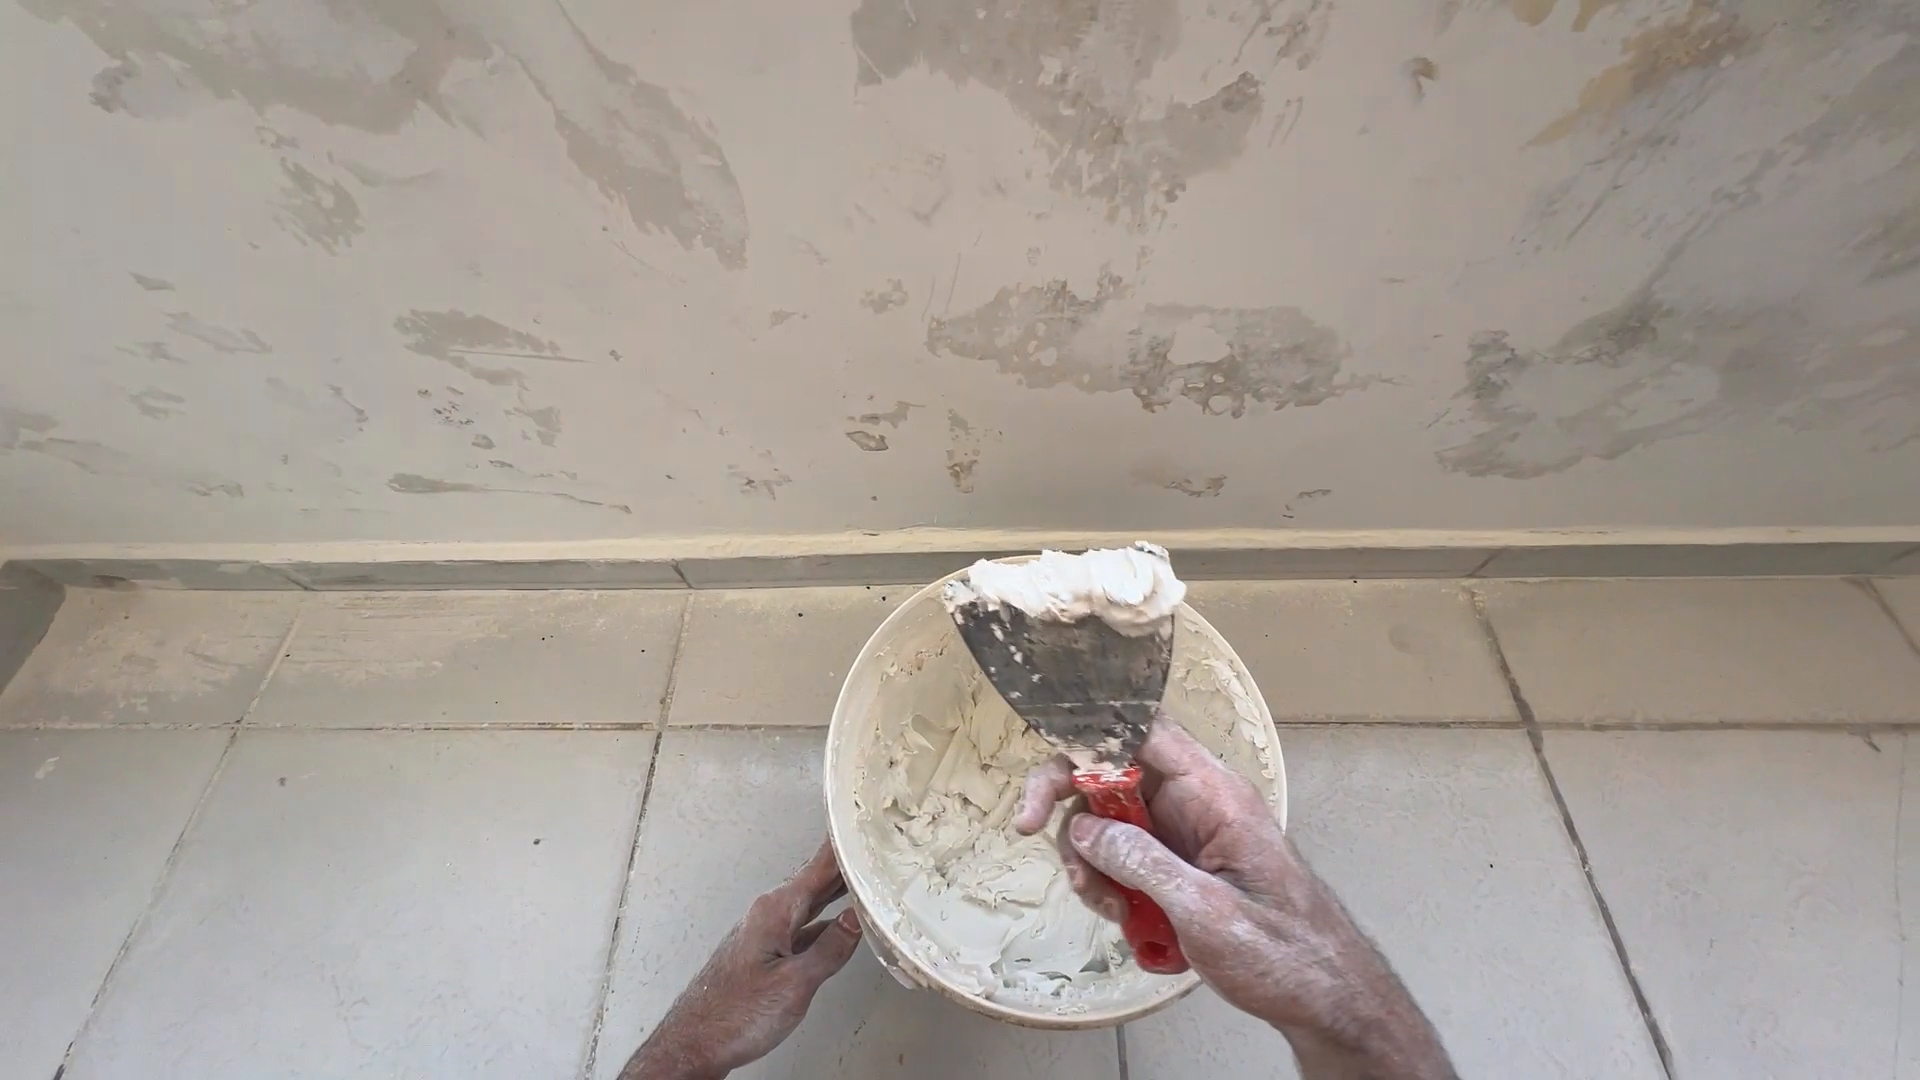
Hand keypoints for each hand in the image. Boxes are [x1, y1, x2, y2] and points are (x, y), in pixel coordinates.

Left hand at [619, 839, 862, 1079]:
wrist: (693, 1045)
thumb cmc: (734, 1015)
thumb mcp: (795, 984)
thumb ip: (830, 949)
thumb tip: (855, 920)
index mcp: (776, 909)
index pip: (819, 867)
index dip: (842, 845)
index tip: (859, 824)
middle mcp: (770, 913)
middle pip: (817, 880)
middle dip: (845, 864)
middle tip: (871, 845)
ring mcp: (767, 931)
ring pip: (812, 902)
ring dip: (838, 891)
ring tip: (864, 876)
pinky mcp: (767, 951)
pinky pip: (805, 924)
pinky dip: (827, 918)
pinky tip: (840, 923)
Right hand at [1016, 718, 1454, 1079]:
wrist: (1327, 1001)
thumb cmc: (1286, 955)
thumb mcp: (1207, 910)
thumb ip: (1142, 863)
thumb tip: (1083, 829)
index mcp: (1211, 791)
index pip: (1142, 729)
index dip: (1090, 735)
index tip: (1055, 777)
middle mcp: (1192, 799)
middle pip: (1110, 771)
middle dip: (1072, 804)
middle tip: (1035, 832)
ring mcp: (1180, 830)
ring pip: (1107, 817)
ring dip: (1089, 858)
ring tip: (1107, 906)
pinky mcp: (1173, 861)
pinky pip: (1121, 853)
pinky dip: (1107, 881)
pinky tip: (1123, 916)